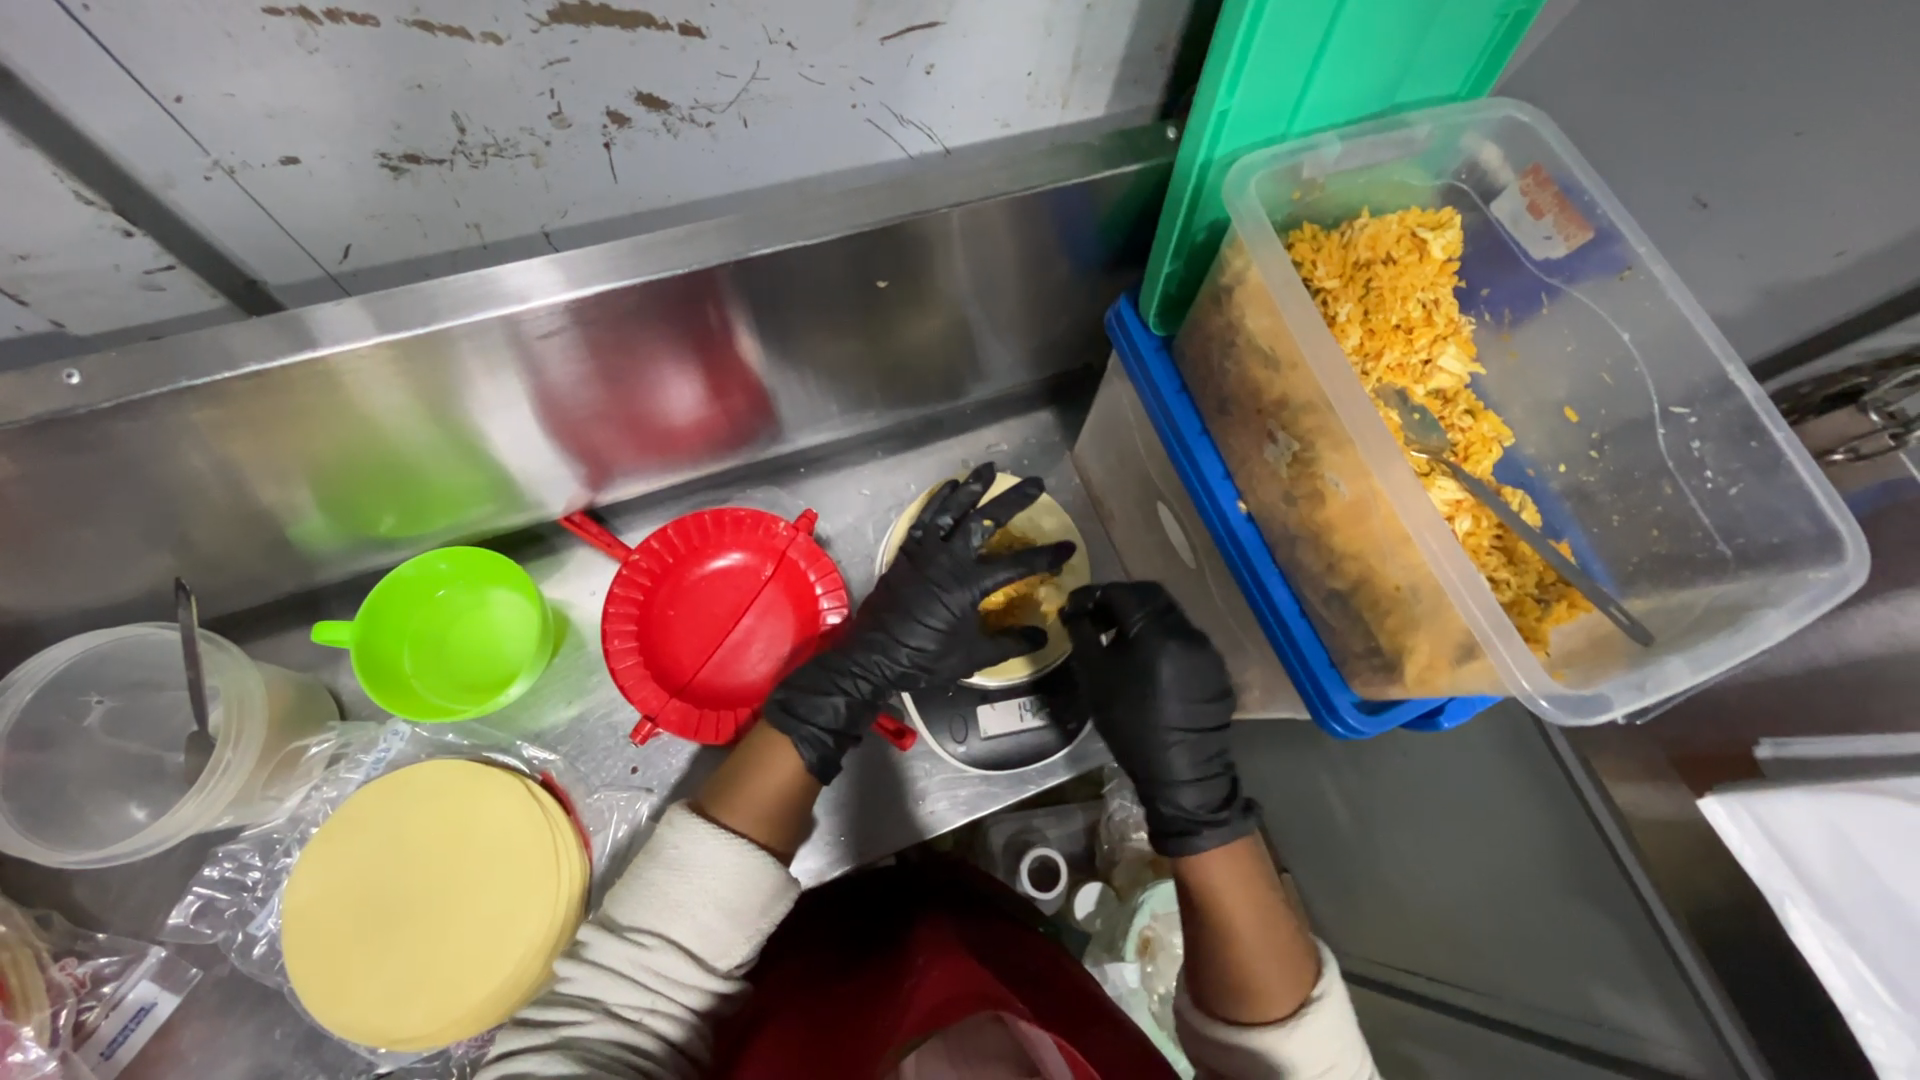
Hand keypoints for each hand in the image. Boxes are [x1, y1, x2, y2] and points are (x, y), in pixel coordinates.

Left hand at [764, 463, 1075, 782]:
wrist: (874, 656)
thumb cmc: (924, 657)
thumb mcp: (973, 657)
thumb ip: (1009, 644)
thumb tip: (1042, 636)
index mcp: (969, 584)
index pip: (1017, 564)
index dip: (1045, 556)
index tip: (1067, 547)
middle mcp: (949, 559)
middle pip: (986, 521)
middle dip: (1013, 501)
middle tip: (1035, 483)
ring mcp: (925, 552)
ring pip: (952, 510)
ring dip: (973, 488)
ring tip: (990, 469)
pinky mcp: (907, 552)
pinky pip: (924, 518)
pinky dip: (938, 500)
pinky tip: (949, 486)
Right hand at [1063, 582, 1255, 856]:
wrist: (1181, 771)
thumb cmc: (1130, 723)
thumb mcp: (1095, 678)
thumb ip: (1082, 635)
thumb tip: (1073, 611)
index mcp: (1156, 631)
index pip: (1121, 592)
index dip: (1093, 594)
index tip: (1073, 606)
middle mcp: (1186, 630)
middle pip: (1150, 596)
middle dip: (1119, 600)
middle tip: (1095, 617)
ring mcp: (1206, 649)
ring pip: (1168, 615)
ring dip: (1141, 618)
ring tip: (1116, 639)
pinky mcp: (1214, 667)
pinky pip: (1182, 638)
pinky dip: (1159, 637)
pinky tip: (1144, 660)